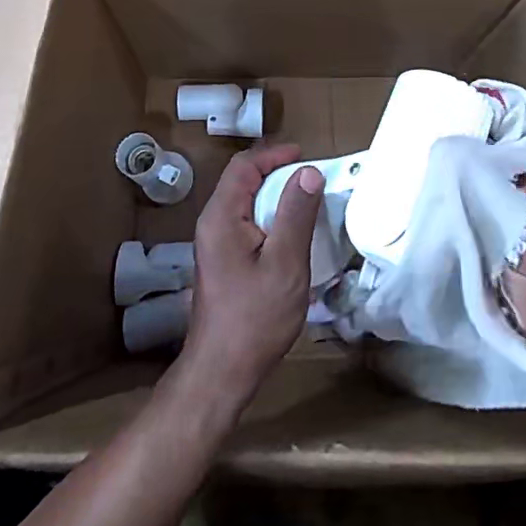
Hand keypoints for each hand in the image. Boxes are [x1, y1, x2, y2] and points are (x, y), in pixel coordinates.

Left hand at [185, 144, 325, 397]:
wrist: (223, 370)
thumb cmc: (255, 317)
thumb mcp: (285, 263)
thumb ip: (296, 215)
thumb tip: (308, 172)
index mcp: (221, 217)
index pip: (243, 167)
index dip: (274, 155)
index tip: (305, 156)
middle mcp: (212, 224)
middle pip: (242, 182)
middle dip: (278, 174)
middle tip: (313, 180)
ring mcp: (215, 244)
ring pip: (246, 204)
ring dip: (276, 198)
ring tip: (308, 203)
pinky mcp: (223, 261)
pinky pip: (247, 225)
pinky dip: (271, 219)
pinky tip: (293, 235)